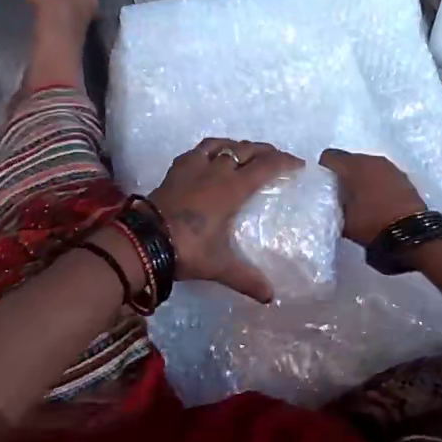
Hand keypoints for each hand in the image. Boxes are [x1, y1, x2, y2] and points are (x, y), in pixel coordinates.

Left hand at [148, 138, 302, 302]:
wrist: (145, 240)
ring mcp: (193, 167)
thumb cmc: (188, 248)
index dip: (284, 161)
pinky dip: (209, 149)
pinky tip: (209, 157)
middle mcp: (216, 171)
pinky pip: (197, 151)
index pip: (265, 166)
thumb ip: (246, 279)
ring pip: (220, 144)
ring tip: (243, 152)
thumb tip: (270, 297)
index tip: (297, 164)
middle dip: (264, 150)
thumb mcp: (220, 266)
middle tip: (275, 157)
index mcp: (232, 188)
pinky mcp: (175, 170)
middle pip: (245, 150)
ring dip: (236, 145)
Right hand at [319, 149, 426, 244]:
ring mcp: (389, 166)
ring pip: (367, 165)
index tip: (323, 185)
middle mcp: (370, 159)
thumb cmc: (370, 223)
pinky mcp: (402, 175)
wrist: (410, 232)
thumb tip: (328, 200)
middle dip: (343, 173)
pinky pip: (381, 173)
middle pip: (348, 159)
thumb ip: (331, 204)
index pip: (328, 156)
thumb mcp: (341, 219)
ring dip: (361, 176)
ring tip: (360, 197)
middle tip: (340, 193)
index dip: (323, 170)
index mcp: (352, 166)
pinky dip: (376, 182)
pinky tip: (377, 199)